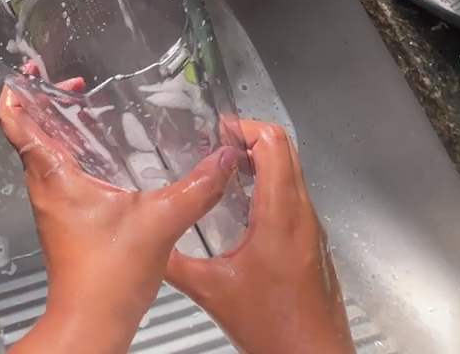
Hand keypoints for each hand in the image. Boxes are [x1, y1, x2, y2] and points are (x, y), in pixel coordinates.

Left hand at [0, 85, 236, 353]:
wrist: (92, 323)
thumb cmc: (106, 279)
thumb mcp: (159, 223)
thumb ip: (196, 189)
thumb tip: (223, 162)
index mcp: (51, 173)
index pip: (13, 120)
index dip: (15, 89)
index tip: (26, 69)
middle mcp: (43, 183)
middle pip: (25, 129)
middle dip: (40, 100)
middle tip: (62, 82)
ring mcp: (50, 201)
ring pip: (40, 150)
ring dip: (55, 125)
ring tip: (79, 107)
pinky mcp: (61, 216)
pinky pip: (55, 171)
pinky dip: (68, 151)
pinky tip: (98, 153)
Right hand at [166, 120, 355, 353]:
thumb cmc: (276, 332)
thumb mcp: (210, 291)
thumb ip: (173, 259)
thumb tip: (145, 237)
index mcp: (281, 216)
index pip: (274, 144)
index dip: (245, 127)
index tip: (218, 130)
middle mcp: (303, 216)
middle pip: (286, 150)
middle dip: (249, 138)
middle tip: (217, 143)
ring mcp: (313, 230)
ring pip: (292, 172)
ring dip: (260, 160)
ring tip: (225, 168)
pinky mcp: (314, 245)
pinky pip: (294, 196)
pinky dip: (269, 184)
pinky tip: (242, 205)